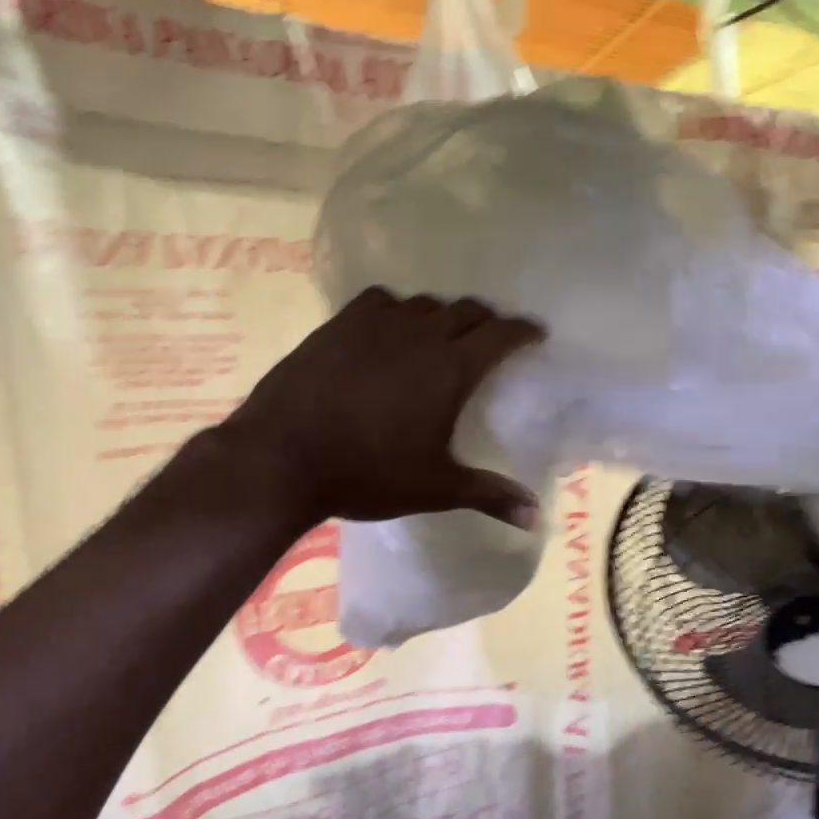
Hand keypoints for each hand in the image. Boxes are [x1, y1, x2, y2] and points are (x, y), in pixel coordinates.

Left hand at [216, 287, 544, 528]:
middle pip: (465, 310)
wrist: (282, 458)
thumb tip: (535, 517)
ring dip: (441, 314)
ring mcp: (374, 326)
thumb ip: (489, 495)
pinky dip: (396, 309)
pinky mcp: (337, 326)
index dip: (522, 330)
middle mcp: (419, 335)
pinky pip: (379, 301)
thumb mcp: (435, 488)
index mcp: (450, 369)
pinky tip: (388, 328)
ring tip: (440, 334)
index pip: (500, 334)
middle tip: (490, 338)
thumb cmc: (367, 475)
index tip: (535, 333)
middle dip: (486, 320)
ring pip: (423, 303)